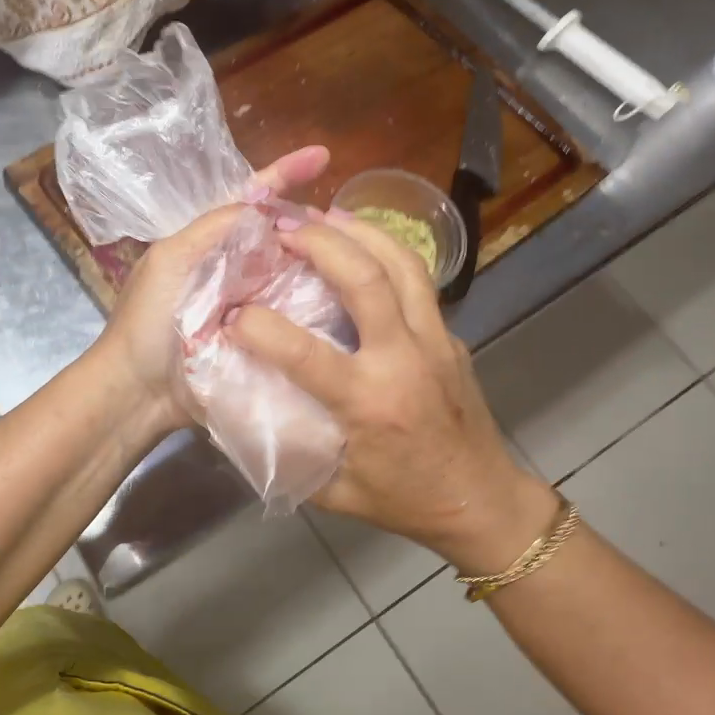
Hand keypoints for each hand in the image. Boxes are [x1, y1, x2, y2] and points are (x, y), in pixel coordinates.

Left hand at [91, 146, 329, 432]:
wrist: (138, 393)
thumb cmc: (145, 322)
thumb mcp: (171, 260)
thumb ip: (213, 227)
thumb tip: (264, 203)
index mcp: (210, 244)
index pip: (251, 201)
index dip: (284, 175)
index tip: (322, 155)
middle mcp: (236, 270)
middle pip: (283, 237)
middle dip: (315, 225)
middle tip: (352, 225)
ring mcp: (253, 307)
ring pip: (297, 275)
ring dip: (325, 264)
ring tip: (362, 256)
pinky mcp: (263, 342)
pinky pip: (298, 319)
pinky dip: (320, 308)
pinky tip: (352, 301)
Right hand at [228, 214, 556, 573]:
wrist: (483, 501)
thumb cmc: (402, 500)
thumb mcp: (331, 492)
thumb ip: (281, 452)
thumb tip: (232, 417)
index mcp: (369, 403)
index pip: (304, 353)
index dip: (259, 328)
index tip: (231, 316)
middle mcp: (404, 360)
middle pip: (365, 279)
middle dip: (319, 243)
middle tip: (281, 227)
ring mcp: (435, 341)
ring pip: (402, 264)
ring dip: (359, 230)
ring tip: (322, 213)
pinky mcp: (449, 336)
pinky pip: (418, 280)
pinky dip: (385, 251)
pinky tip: (360, 245)